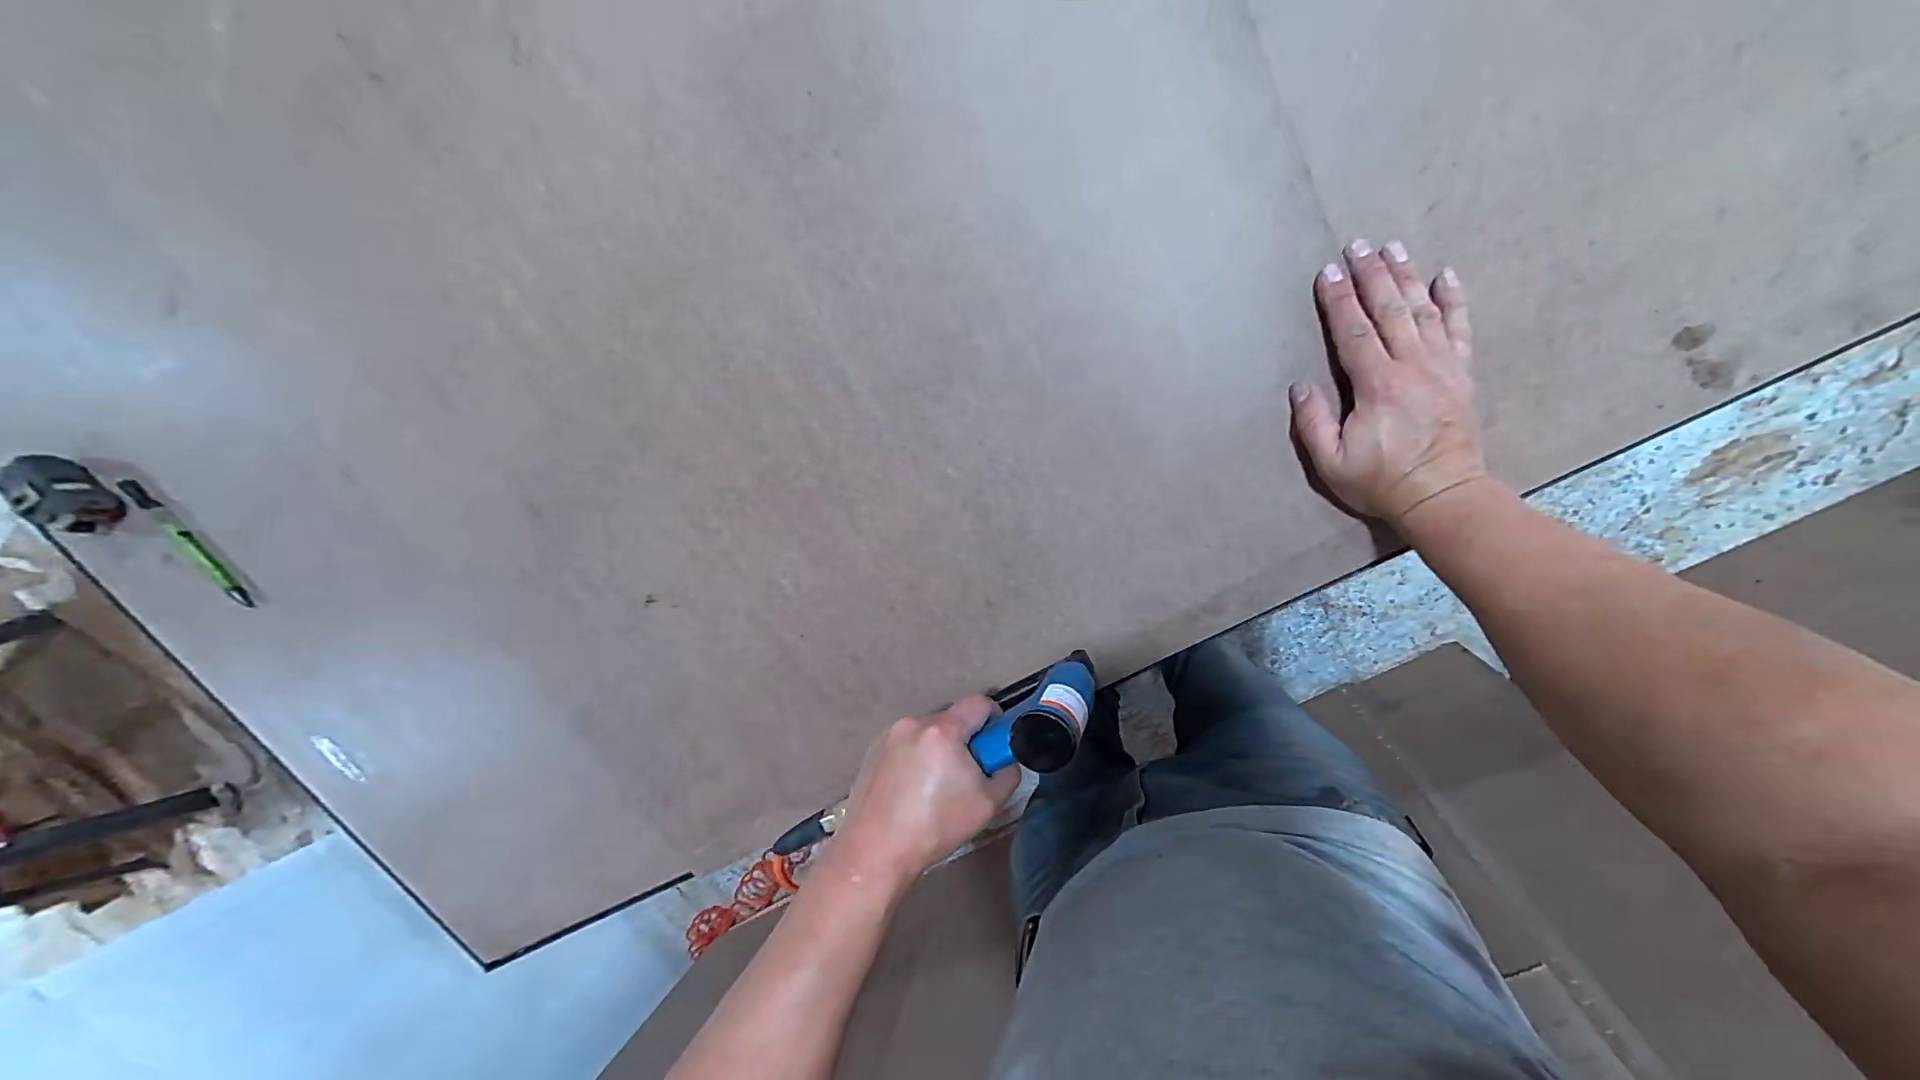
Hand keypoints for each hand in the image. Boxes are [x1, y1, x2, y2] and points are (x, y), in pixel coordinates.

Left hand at [826, 695, 1019, 890]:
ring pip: (929, 732)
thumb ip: (1007, 773)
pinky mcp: (873, 750)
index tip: (993, 747)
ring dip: (940, 749)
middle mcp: (914, 723)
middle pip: (953, 718)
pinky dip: (917, 757)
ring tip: (936, 788)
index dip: (995, 721)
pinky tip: (912, 791)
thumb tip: (1004, 760)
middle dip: (965, 740)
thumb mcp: (989, 804)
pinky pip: (907, 743)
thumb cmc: (935, 827)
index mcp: (943, 730)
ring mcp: (890, 735)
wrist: (876, 850)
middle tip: (966, 775)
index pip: (980, 702)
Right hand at [1289, 239, 1492, 528]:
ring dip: (1406, 277)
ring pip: (1422, 311)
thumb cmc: (1380, 482)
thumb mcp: (1330, 462)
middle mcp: (1412, 367)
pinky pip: (1460, 328)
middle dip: (1371, 275)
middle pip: (1389, 310)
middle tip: (1358, 245)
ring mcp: (1442, 367)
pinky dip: (1453, 300)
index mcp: (1377, 386)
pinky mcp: (1461, 375)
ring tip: (1393, 248)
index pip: (1354, 332)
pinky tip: (1446, 276)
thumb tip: (1301, 386)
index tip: (1326, 272)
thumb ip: (1312, 423)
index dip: (1338, 301)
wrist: (1443, 495)